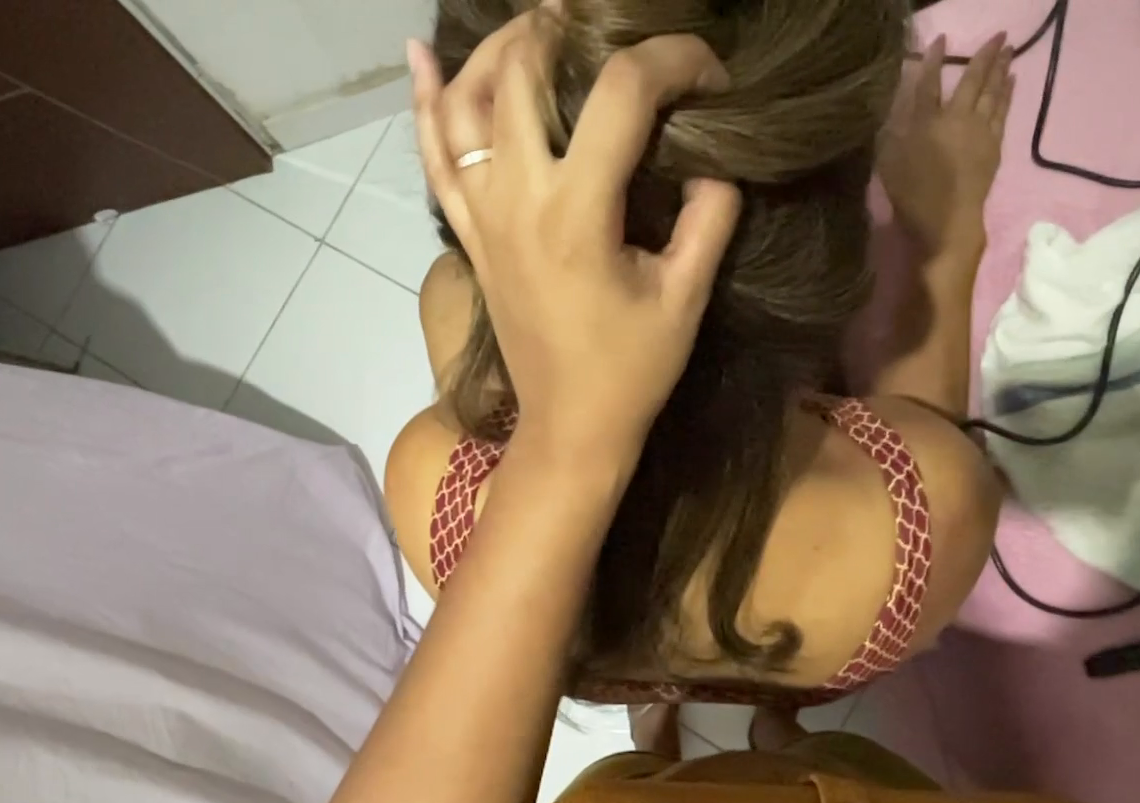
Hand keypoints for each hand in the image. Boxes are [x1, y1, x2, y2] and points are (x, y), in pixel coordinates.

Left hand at [405, 15, 741, 457]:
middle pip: (522, 73)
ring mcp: (483, 218)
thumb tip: (718, 161)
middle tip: (607, 26)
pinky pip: (435, 161)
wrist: (570, 426)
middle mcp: (518, 200)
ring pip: (464, 106)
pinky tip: (422, 57)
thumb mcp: (685, 297)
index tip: (708, 73)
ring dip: (495, 51)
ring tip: (534, 28)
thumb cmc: (632, 371)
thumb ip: (710, 218)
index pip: (620, 93)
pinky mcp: (470, 238)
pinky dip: (426, 105)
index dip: (672, 60)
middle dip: (566, 29)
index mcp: (578, 212)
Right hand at [877, 34, 1013, 254]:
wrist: (948, 221)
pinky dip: (1008, 93)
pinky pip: (1003, 110)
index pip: (928, 84)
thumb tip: (896, 110)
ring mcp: (980, 129)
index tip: (940, 39)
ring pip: (993, 91)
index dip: (932, 61)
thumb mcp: (890, 165)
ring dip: (1001, 68)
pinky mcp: (994, 144)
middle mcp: (956, 117)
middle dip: (983, 56)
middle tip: (998, 35)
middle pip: (971, 80)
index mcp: (926, 122)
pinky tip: (1012, 80)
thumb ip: (893, 134)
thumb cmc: (912, 197)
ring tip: (1009, 50)